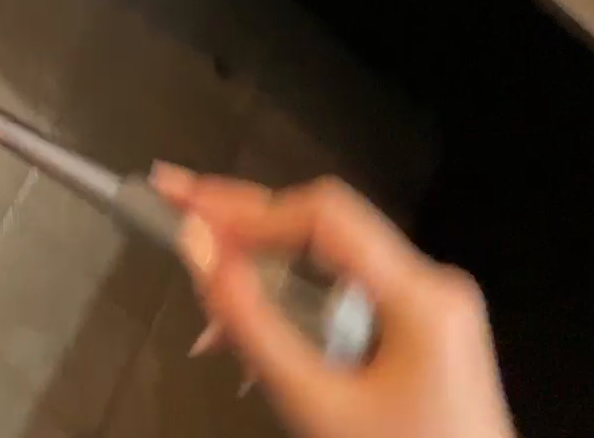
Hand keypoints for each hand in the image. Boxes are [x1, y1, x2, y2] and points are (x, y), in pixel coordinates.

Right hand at [152, 167, 516, 437]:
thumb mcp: (315, 400)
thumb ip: (248, 319)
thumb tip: (193, 242)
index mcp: (420, 296)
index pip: (321, 215)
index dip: (249, 208)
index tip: (189, 215)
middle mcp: (426, 281)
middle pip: (314, 220)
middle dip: (235, 212)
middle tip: (168, 193)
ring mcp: (419, 298)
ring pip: (314, 247)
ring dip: (250, 256)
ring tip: (195, 270)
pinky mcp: (407, 317)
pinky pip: (327, 280)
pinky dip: (275, 287)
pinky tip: (235, 312)